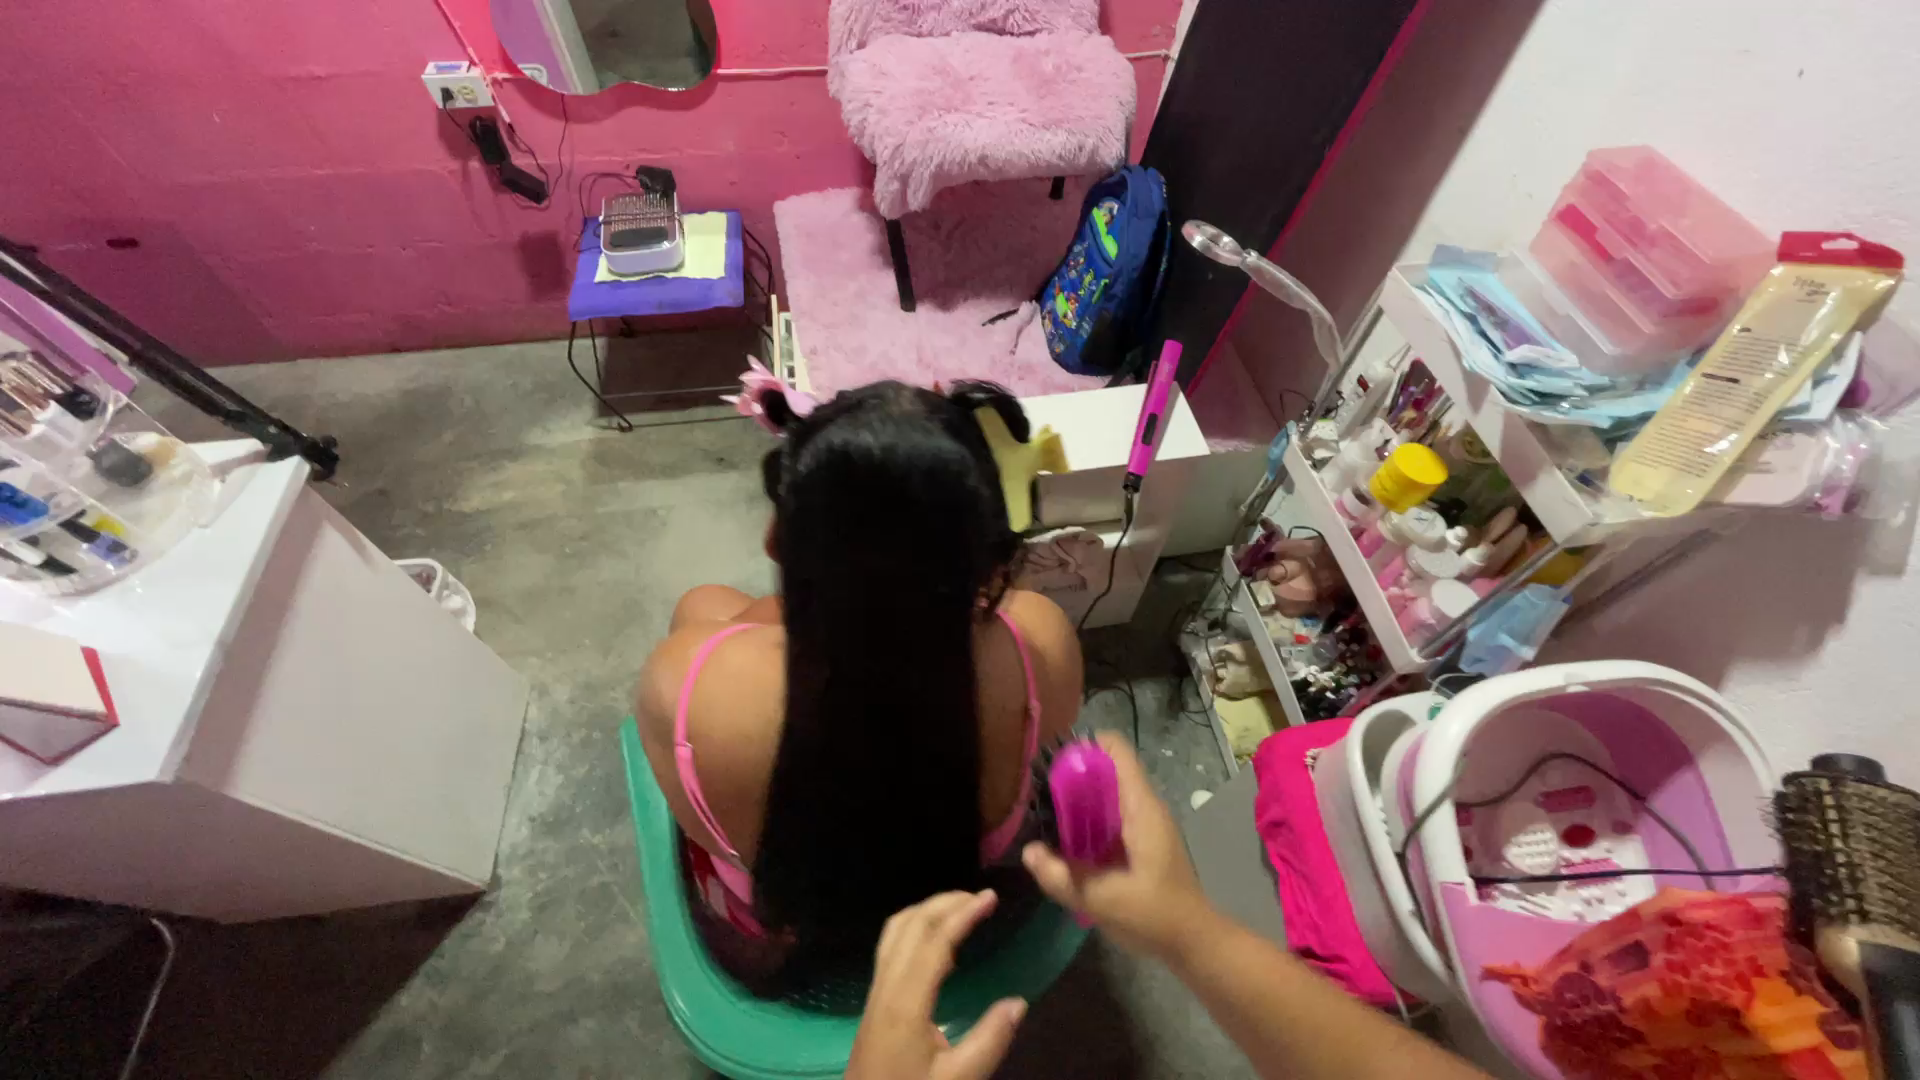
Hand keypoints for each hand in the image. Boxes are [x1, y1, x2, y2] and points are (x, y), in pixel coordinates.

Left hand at [846, 889, 1027, 1079]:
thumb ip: (988, 1041)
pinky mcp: (874, 1000)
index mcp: (906, 1001)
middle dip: (945, 901)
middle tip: (980, 897)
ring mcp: (875, 990)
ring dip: (927, 910)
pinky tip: (935, 941)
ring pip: (896, 929)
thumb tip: (1019, 1002)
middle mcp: (886, 985)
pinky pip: (891, 944)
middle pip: (912, 924)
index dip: (964, 913)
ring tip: (960, 908)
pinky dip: (915, 926)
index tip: (991, 896)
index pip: (935, 940)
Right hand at [1023, 732, 1212, 959]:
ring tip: (1049, 815)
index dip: (1084, 747)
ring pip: (1109, 792)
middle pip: (1108, 768)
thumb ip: (1062, 876)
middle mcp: (1146, 806)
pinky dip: (1090, 818)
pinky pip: (1112, 813)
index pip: (1116, 750)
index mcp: (1141, 807)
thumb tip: (1028, 851)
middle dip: (1074, 775)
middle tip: (1042, 794)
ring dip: (1080, 798)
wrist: (1195, 943)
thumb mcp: (1103, 900)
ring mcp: (1147, 822)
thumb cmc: (1156, 915)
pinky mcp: (1143, 840)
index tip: (1054, 765)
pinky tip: (1070, 841)